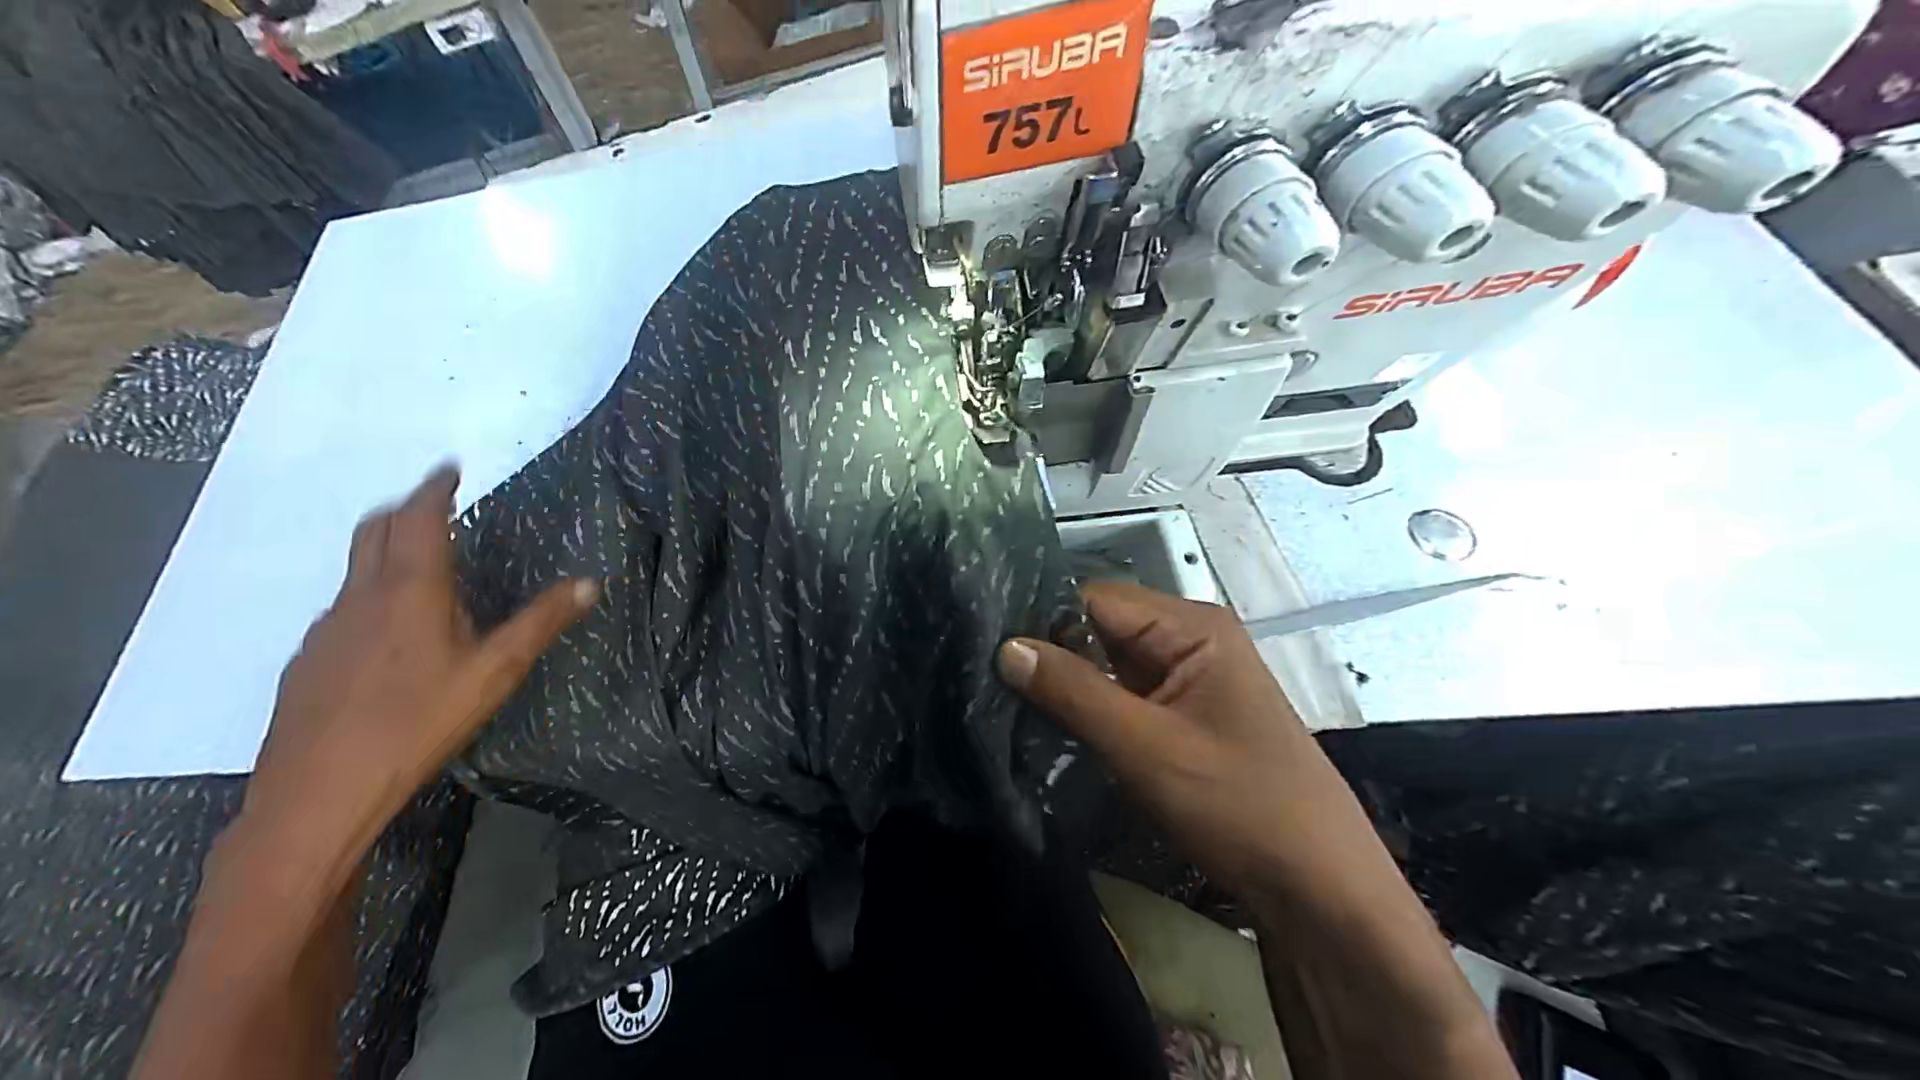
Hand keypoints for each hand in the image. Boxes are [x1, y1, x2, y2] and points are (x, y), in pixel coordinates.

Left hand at [240, 465, 596, 873]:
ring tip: (426, 565)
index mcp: (410, 590)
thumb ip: (541, 622)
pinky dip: (373, 591)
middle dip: (405, 507)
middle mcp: (362, 595)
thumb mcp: (495, 672)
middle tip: (438, 505)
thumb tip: (591, 582)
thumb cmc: (419, 722)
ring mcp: (328, 626)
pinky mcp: (310, 657)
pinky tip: (395, 633)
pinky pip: (346, 605)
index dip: (435, 488)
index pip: (419, 518)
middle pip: (374, 529)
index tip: (451, 469)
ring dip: (388, 548)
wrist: (319, 790)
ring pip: (356, 567)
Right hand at [998, 583, 1383, 908]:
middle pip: (1100, 628)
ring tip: (1004, 699)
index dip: (1043, 620)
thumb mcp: (1147, 747)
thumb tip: (1005, 647)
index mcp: (1192, 626)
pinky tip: (1048, 723)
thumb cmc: (1240, 806)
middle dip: (1050, 653)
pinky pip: (1123, 694)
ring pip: (1108, 664)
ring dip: (1067, 684)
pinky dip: (1089, 708)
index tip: (987, 647)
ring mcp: (1188, 678)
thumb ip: (1074, 692)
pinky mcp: (1183, 714)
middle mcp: (1189, 639)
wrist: (1319, 889)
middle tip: (987, 678)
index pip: (1096, 599)